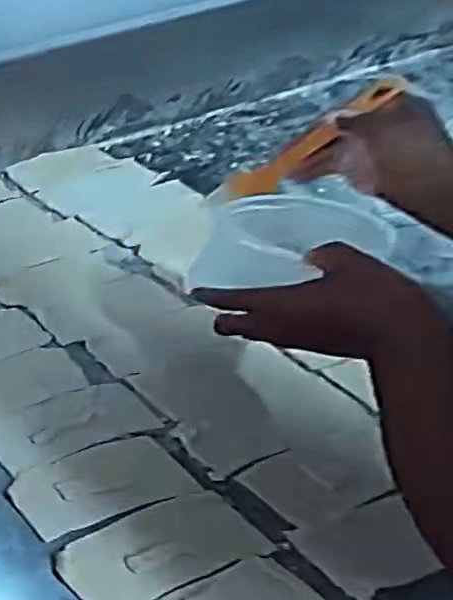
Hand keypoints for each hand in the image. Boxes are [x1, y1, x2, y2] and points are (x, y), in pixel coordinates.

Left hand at [193, 243, 446, 360]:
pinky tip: (290, 317)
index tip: (196, 291)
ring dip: (246, 322)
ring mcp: (285, 339)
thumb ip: (327, 254)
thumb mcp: (353, 266)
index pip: (225, 300)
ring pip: (249, 333)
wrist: (403, 337)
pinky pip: (275, 337)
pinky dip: (271, 328)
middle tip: (225, 303)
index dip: (208, 295)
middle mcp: (267, 325)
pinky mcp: (307, 347)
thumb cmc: (373, 301)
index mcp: (268, 305)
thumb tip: (313, 252)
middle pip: (226, 324)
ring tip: (256, 309)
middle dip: (220, 315)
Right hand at [290, 92, 452, 236]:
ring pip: (326, 149)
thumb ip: (354, 119)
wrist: (415, 180)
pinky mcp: (354, 166)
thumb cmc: (404, 148)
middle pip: (335, 130)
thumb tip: (330, 118)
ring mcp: (365, 147)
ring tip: (281, 168)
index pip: (354, 107)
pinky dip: (309, 170)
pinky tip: (293, 177)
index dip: (331, 116)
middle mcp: (377, 126)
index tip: (310, 128)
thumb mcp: (378, 126)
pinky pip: (326, 165)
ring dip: (303, 158)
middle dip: (309, 141)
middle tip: (284, 152)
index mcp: (392, 110)